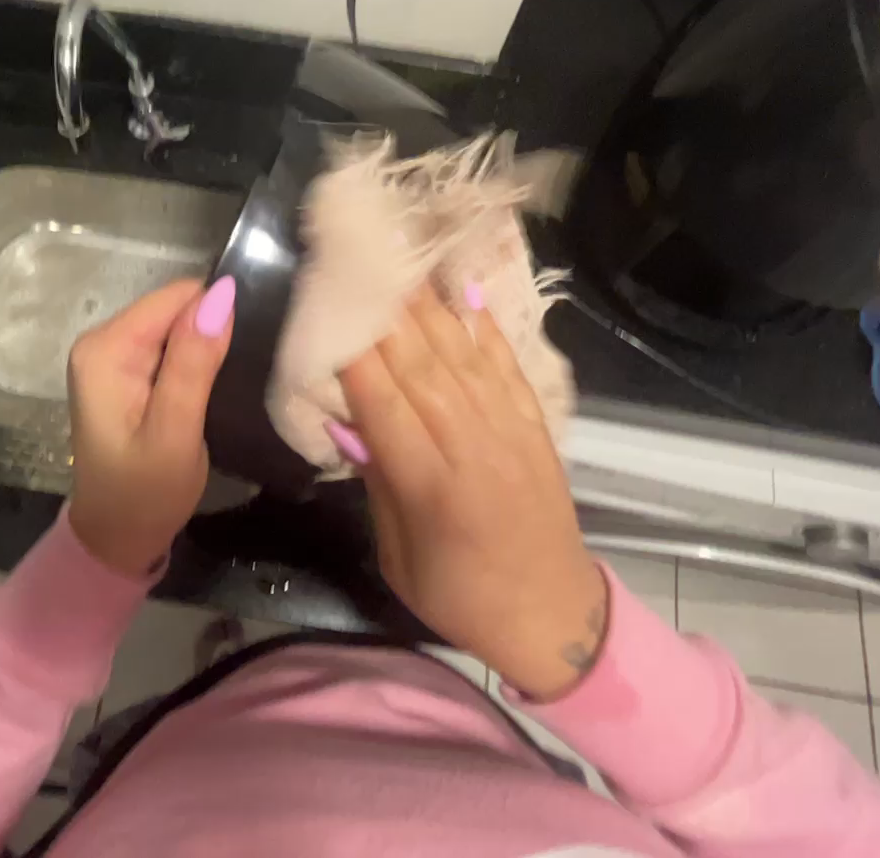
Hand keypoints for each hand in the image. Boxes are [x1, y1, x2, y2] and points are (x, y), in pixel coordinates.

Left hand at [66, 277, 234, 577]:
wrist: (117, 539)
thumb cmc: (146, 494)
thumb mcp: (175, 432)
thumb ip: (193, 363)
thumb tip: (222, 294)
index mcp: (106, 349)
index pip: (175, 297)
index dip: (214, 318)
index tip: (239, 356)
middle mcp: (102, 342)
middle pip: (174, 308)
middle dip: (209, 332)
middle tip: (231, 380)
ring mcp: (112, 357)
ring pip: (176, 326)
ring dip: (204, 349)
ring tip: (224, 386)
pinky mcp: (126, 374)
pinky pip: (169, 347)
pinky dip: (192, 363)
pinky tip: (206, 391)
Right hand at [338, 288, 608, 699]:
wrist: (554, 616)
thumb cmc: (460, 597)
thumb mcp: (399, 555)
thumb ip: (378, 482)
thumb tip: (347, 421)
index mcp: (431, 484)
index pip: (382, 400)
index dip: (351, 350)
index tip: (325, 307)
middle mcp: (472, 445)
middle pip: (420, 364)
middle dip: (382, 312)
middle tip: (354, 263)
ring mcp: (510, 431)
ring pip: (461, 355)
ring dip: (426, 307)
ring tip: (399, 263)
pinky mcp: (536, 428)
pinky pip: (507, 367)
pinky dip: (484, 329)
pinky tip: (464, 295)